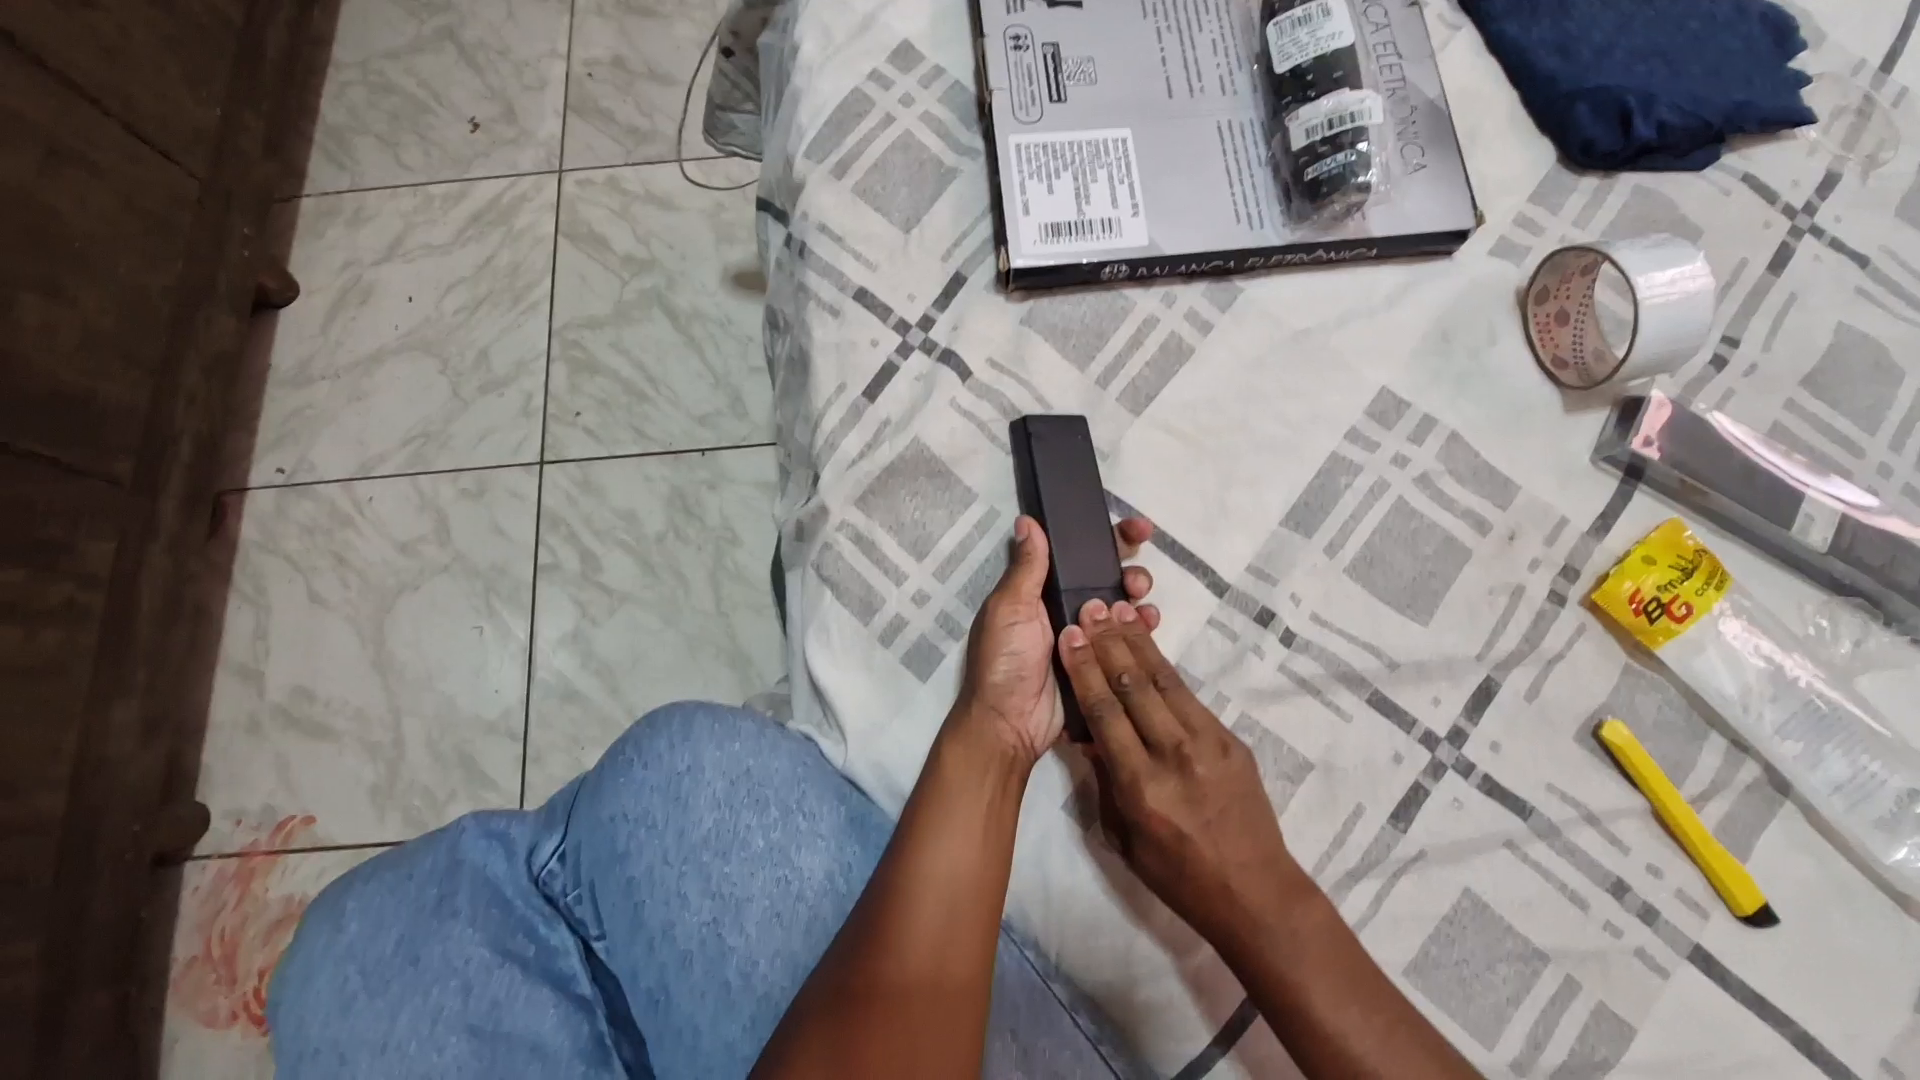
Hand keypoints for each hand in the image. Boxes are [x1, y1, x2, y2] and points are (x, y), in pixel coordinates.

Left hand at [950, 515, 1156, 767]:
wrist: (1011, 723)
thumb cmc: (1004, 660)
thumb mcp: (1010, 608)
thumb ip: (1026, 567)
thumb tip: (1027, 521)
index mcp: (1041, 591)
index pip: (1077, 554)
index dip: (1106, 538)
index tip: (1136, 528)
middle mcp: (1066, 608)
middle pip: (1107, 577)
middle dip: (1130, 568)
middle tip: (1138, 578)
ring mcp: (1087, 637)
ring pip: (1122, 607)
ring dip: (1137, 597)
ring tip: (1141, 602)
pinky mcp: (1102, 664)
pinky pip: (1128, 640)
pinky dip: (1142, 628)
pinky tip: (1149, 624)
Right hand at [1056, 601, 1309, 950]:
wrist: (1254, 892)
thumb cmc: (1178, 876)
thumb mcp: (1124, 837)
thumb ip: (1105, 782)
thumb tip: (1091, 737)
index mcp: (1141, 785)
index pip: (1104, 712)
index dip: (1083, 669)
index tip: (1068, 637)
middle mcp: (1174, 755)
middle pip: (1133, 685)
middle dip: (1107, 643)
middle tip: (1090, 608)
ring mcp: (1209, 743)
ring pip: (1164, 681)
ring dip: (1137, 644)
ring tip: (1118, 611)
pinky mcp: (1231, 740)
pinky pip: (1188, 697)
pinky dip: (1164, 669)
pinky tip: (1148, 650)